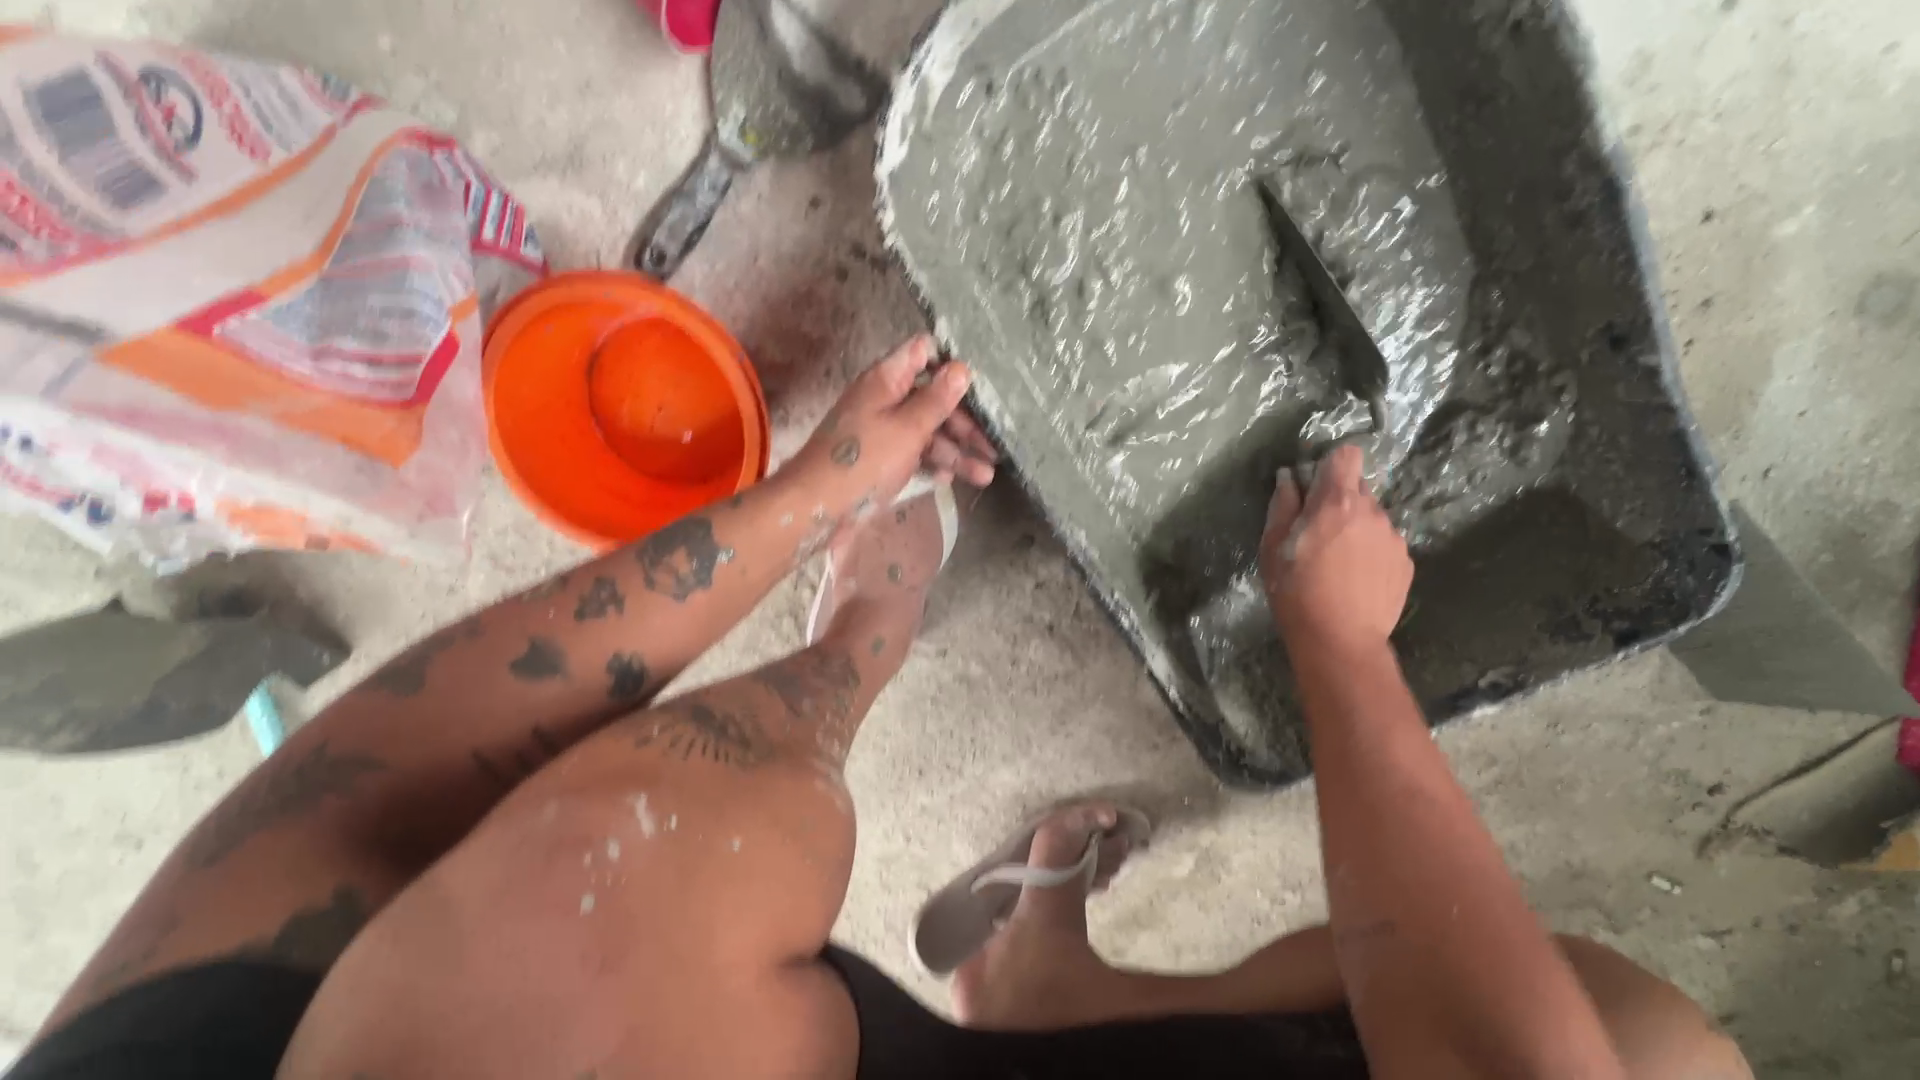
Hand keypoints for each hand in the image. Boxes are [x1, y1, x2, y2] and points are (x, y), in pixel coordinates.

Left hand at [789, 335, 998, 511]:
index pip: (923, 353)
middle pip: (933, 398)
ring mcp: (883, 431)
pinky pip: (915, 455)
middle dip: (965, 421)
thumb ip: (936, 400)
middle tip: (994, 445)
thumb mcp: (907, 429)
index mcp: (886, 381)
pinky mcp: (882, 459)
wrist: (818, 508)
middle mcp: (885, 400)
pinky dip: (935, 465)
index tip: (984, 383)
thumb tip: (961, 367)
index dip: (952, 362)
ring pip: (928, 432)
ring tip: (986, 476)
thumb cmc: (863, 462)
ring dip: (957, 451)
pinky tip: (953, 481)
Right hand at [1259, 444, 1411, 654]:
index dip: (1330, 466)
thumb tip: (1289, 478)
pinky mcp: (1405, 563)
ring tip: (1337, 563)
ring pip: (1372, 519)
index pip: (1346, 456)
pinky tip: (1354, 580)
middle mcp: (1372, 511)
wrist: (1340, 641)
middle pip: (1358, 488)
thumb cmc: (1295, 591)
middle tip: (1317, 534)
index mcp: (1336, 502)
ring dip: (1355, 529)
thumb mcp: (1272, 546)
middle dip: (1338, 502)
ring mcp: (1393, 538)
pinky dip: (1370, 553)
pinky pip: (1384, 545)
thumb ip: (1283, 505)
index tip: (1315, 487)